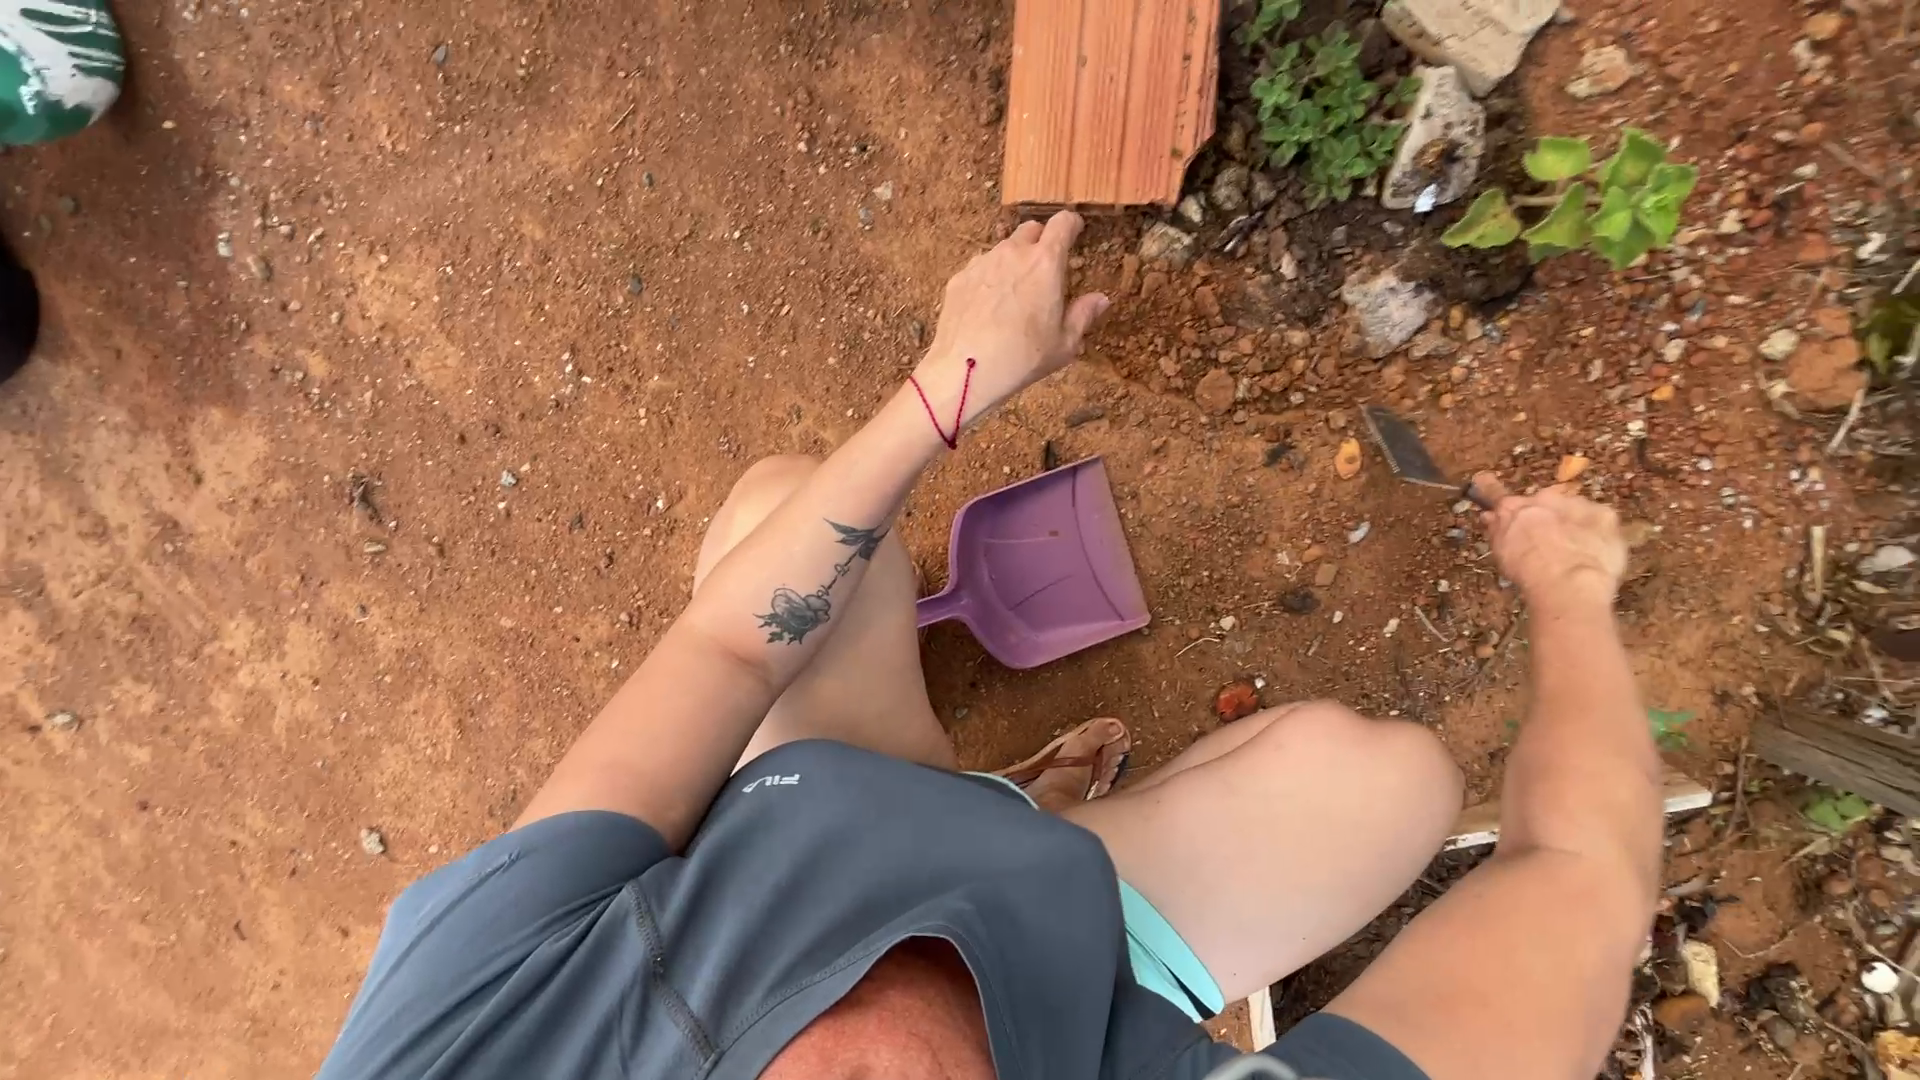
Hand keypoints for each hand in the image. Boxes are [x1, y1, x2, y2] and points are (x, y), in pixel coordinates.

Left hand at [907, 212, 1108, 442]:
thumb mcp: (1064, 344)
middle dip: (1041, 241)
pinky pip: (980, 269)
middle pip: (1031, 230)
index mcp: (1046, 263)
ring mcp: (982, 263)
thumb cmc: (1021, 358)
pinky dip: (989, 279)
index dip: (1071, 225)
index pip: (1063, 223)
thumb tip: (1100, 299)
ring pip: (1003, 249)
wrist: (966, 370)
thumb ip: (1083, 315)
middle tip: (1045, 268)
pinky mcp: (959, 278)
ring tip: (1014, 294)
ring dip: (1013, 261)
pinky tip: (988, 308)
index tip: (1075, 231)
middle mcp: (1013, 253)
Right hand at [1473, 473, 1626, 611]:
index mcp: (1512, 508)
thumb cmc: (1527, 570)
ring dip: (1571, 521)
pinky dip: (1597, 530)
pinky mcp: (1605, 514)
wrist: (1568, 581)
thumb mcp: (1502, 553)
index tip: (1482, 478)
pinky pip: (1599, 519)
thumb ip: (1496, 530)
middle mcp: (1543, 498)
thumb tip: (1490, 516)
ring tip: (1574, 549)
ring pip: (1573, 508)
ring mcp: (1576, 503)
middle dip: (1543, 514)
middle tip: (1546, 539)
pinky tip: (1594, 549)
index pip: (1495, 491)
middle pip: (1542, 501)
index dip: (1488, 485)